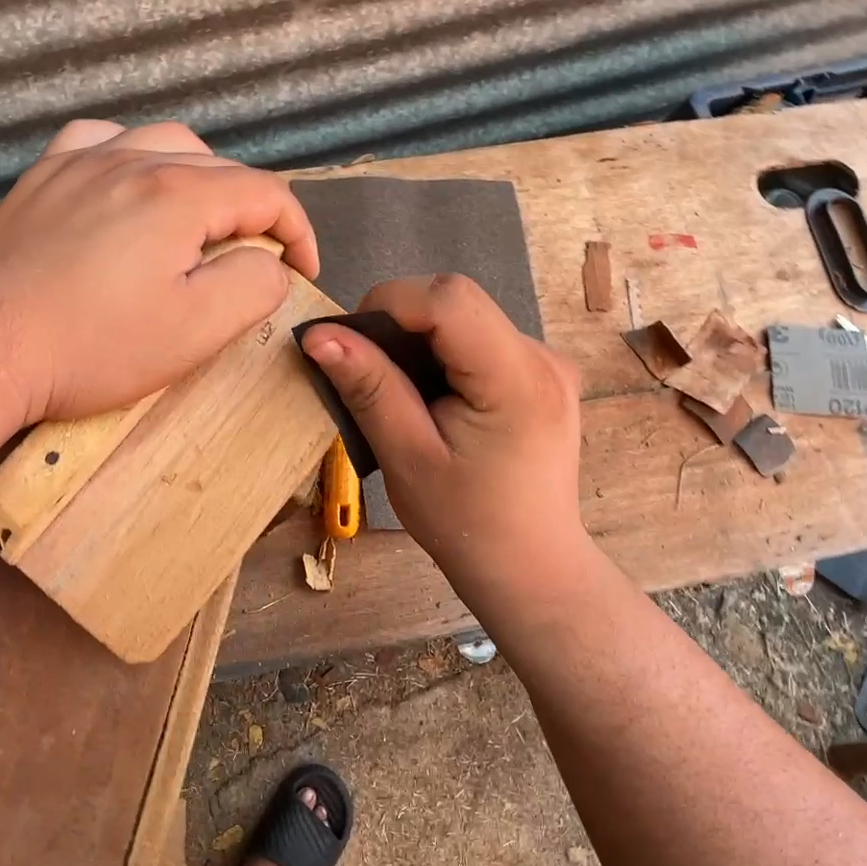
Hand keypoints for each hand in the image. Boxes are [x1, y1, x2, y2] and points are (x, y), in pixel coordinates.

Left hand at [0, 120, 319, 425]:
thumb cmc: (94, 347)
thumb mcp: (197, 330)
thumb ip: (254, 284)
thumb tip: (269, 260)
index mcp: (179, 194)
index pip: (266, 192)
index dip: (298, 231)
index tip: (301, 272)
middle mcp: (132, 160)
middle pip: (220, 166)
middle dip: (253, 211)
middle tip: (252, 262)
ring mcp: (79, 162)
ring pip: (164, 142)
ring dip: (200, 177)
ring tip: (201, 220)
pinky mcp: (42, 178)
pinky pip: (99, 141)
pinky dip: (131, 155)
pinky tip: (128, 182)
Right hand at [298, 275, 583, 571]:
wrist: (529, 567)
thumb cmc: (465, 523)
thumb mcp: (405, 458)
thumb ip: (368, 388)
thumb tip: (319, 334)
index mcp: (516, 378)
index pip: (449, 299)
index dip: (390, 304)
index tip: (350, 343)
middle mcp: (542, 357)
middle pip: (458, 300)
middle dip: (400, 322)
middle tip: (367, 372)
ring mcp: (547, 363)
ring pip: (466, 316)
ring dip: (420, 339)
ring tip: (399, 391)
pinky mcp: (541, 373)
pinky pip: (480, 337)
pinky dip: (443, 353)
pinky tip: (431, 397)